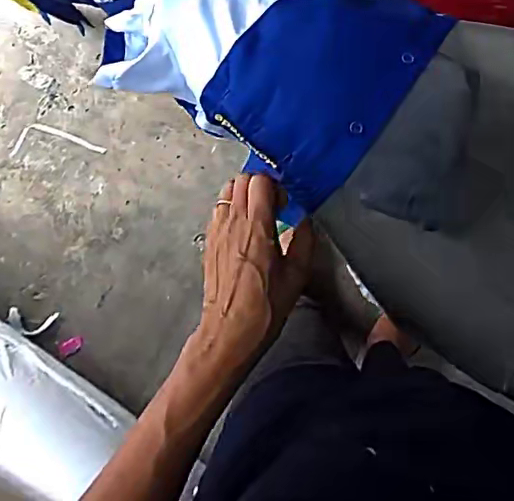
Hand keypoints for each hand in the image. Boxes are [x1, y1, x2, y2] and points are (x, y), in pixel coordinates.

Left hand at [189, 174, 313, 370]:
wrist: (229, 334)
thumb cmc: (266, 306)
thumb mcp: (298, 273)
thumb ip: (304, 239)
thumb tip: (304, 220)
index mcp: (256, 226)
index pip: (259, 181)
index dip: (276, 186)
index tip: (285, 203)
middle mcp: (233, 223)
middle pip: (242, 179)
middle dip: (260, 185)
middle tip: (273, 205)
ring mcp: (217, 232)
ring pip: (227, 191)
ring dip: (244, 194)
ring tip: (258, 214)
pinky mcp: (208, 243)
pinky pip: (219, 210)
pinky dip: (231, 208)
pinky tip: (243, 229)